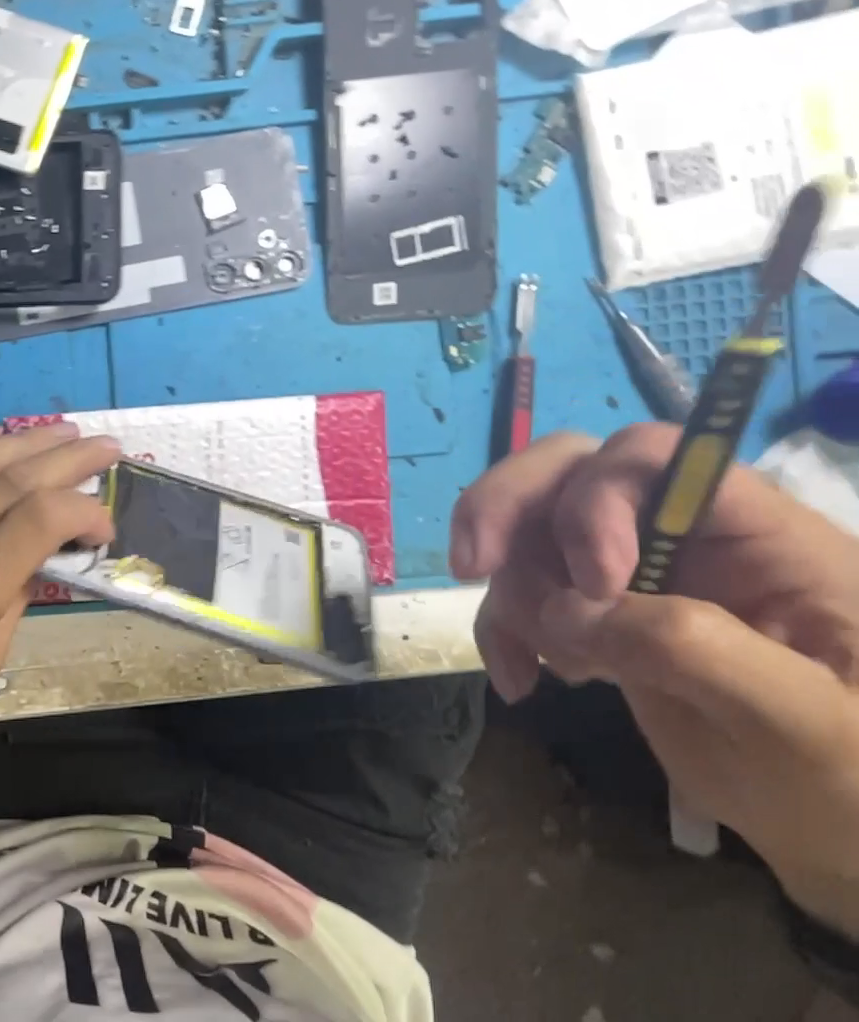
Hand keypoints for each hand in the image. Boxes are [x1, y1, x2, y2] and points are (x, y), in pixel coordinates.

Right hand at [452, 424, 858, 935]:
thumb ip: (694, 649)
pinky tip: (520, 679)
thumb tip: (565, 610)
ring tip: (532, 665)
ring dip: (507, 590)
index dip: (597, 500)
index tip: (589, 583)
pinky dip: (501, 628)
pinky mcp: (598, 613)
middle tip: (474, 568)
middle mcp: (693, 537)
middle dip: (507, 508)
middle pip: (572, 469)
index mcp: (768, 537)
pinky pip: (521, 593)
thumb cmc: (856, 785)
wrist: (842, 834)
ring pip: (530, 533)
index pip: (659, 459)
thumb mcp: (803, 723)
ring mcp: (641, 574)